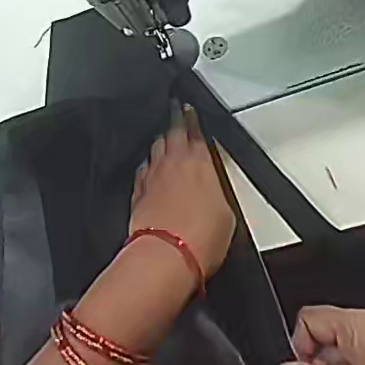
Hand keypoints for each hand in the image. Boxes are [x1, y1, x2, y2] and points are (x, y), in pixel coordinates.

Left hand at [128, 103, 234, 281]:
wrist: (166, 255)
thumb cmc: (200, 237)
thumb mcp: (227, 215)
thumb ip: (216, 194)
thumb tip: (211, 196)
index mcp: (200, 163)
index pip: (194, 131)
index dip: (191, 118)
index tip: (188, 110)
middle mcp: (173, 163)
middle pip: (171, 133)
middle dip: (174, 120)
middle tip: (175, 112)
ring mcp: (152, 176)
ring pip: (154, 148)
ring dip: (160, 141)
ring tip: (164, 137)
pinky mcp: (138, 193)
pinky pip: (142, 170)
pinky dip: (147, 165)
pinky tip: (149, 167)